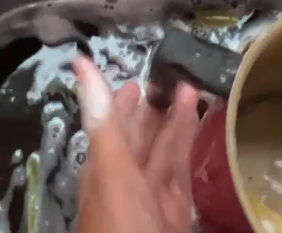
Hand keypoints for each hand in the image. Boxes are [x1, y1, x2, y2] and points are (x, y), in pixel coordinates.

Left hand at [72, 56, 200, 232]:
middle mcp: (126, 185)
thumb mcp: (111, 169)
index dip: (123, 104)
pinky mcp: (177, 216)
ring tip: (193, 87)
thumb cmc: (121, 226)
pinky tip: (202, 128)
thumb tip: (79, 63)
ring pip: (164, 155)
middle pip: (140, 140)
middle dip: (155, 109)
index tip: (140, 78)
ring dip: (177, 122)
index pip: (113, 129)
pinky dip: (191, 149)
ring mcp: (152, 203)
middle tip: (175, 76)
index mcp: (103, 172)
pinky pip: (182, 176)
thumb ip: (103, 119)